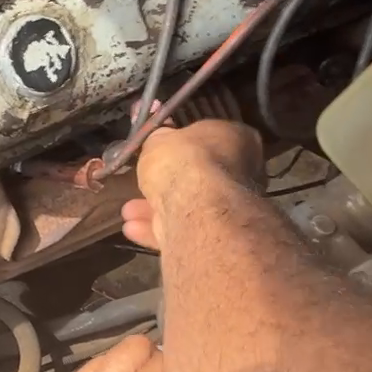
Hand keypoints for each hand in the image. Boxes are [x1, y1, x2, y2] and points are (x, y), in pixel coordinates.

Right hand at [121, 122, 263, 250]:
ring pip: (188, 205)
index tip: (159, 153)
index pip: (210, 139)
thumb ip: (160, 138)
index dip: (181, 146)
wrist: (195, 207)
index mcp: (239, 138)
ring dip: (155, 207)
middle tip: (141, 184)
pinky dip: (156, 227)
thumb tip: (160, 136)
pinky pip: (182, 227)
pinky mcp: (215, 235)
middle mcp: (243, 173)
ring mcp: (231, 207)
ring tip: (128, 210)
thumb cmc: (183, 161)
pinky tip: (133, 227)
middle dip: (165, 183)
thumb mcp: (160, 138)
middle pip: (198, 176)